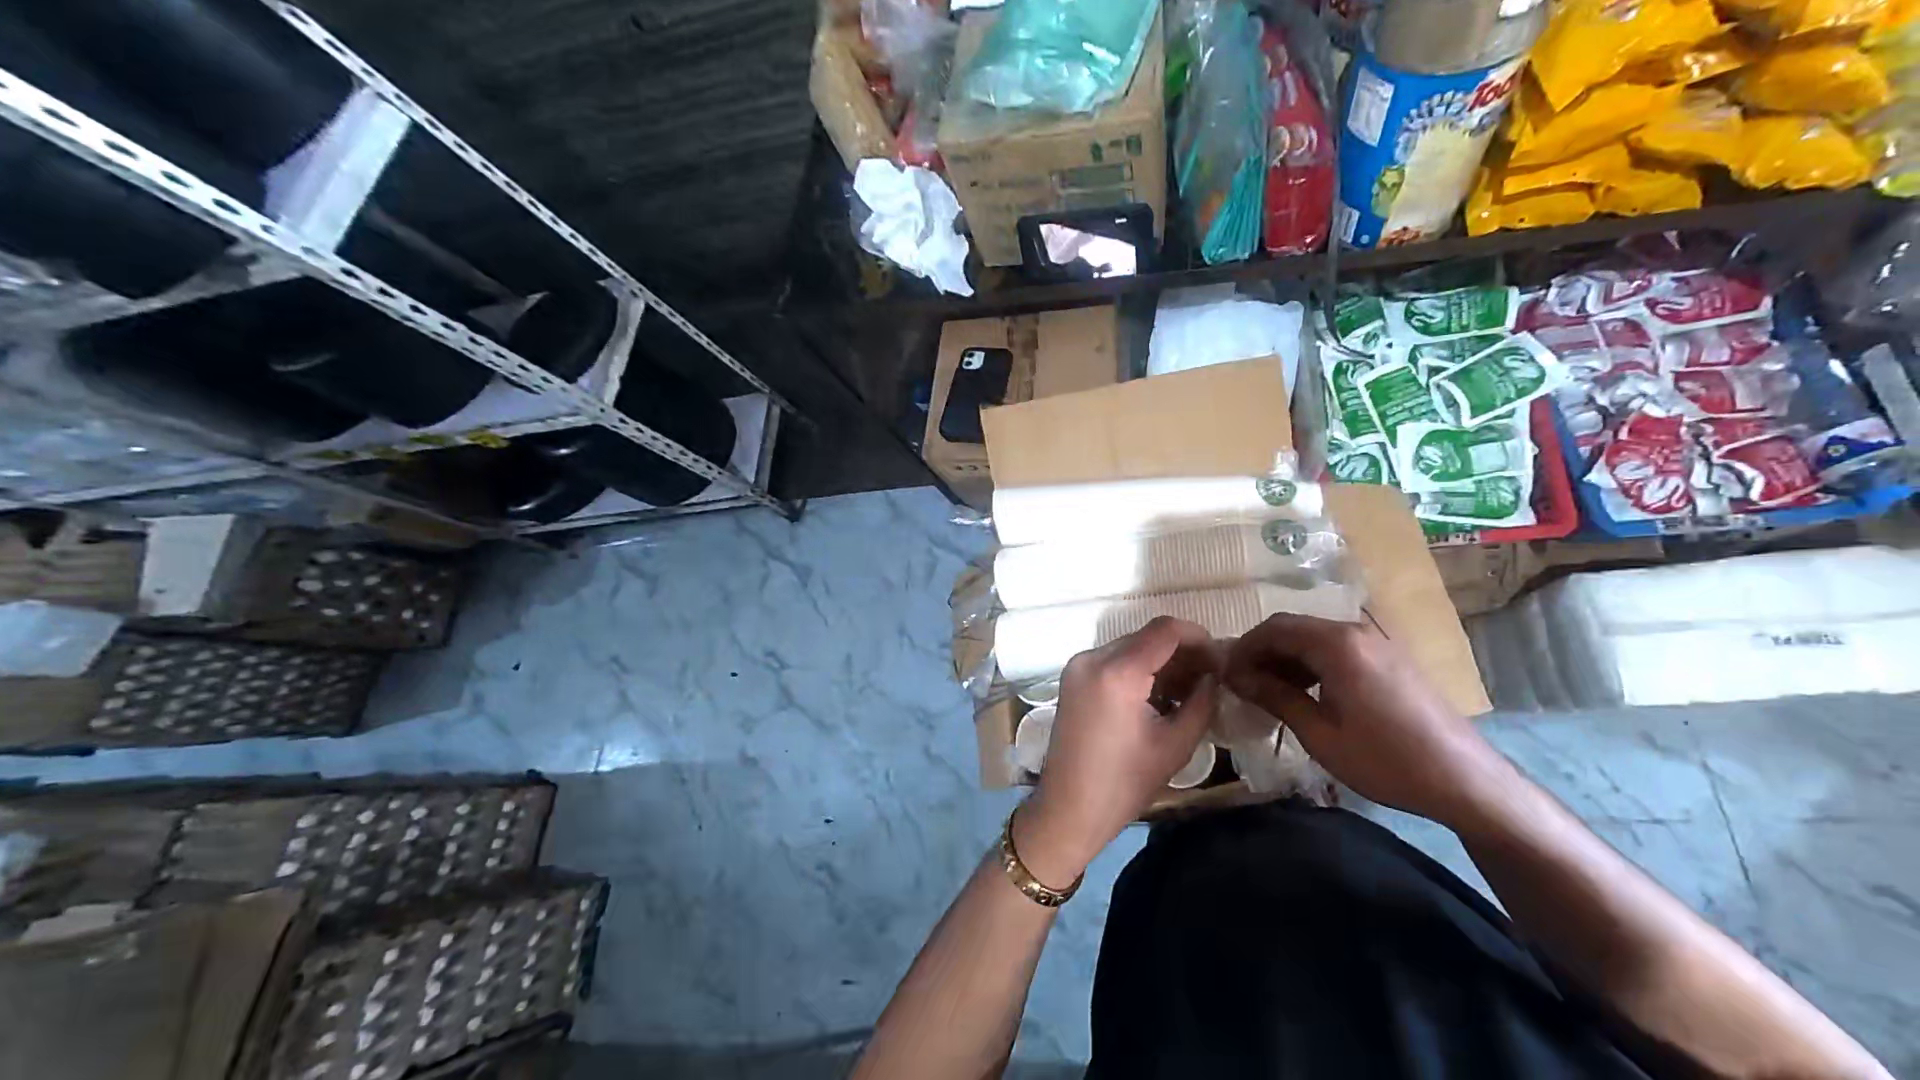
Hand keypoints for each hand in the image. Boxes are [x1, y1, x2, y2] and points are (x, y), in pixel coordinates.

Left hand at [1015, 617, 1217, 885]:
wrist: (1069, 808)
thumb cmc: (1125, 782)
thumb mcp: (1176, 743)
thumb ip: (1202, 700)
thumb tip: (1215, 674)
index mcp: (1117, 672)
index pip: (1165, 630)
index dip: (1199, 638)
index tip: (1221, 660)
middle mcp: (1093, 658)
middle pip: (1147, 637)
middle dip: (1182, 653)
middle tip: (1211, 679)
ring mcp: (1078, 666)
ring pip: (1131, 647)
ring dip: (1161, 662)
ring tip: (1190, 691)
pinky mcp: (1073, 678)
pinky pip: (1113, 661)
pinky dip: (1138, 670)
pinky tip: (1160, 696)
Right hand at [1223, 614, 1509, 827]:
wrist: (1465, 780)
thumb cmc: (1386, 759)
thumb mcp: (1319, 733)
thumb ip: (1274, 696)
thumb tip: (1235, 676)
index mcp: (1337, 644)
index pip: (1274, 628)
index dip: (1243, 648)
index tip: (1224, 675)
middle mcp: (1357, 632)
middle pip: (1294, 629)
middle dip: (1262, 653)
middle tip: (1241, 685)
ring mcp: (1378, 644)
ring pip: (1315, 639)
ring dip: (1286, 659)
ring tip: (1267, 692)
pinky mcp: (1390, 659)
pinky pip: (1338, 650)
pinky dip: (1312, 665)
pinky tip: (1304, 694)